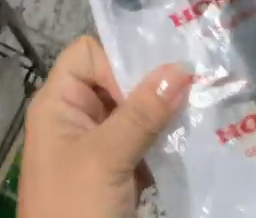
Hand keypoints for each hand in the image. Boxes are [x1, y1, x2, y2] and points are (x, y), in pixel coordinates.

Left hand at [20, 35, 192, 217]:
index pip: (88, 54)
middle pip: (115, 80)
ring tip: (198, 114)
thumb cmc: (74, 210)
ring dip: (162, 115)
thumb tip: (180, 67)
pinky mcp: (116, 174)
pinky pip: (143, 143)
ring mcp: (96, 148)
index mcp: (58, 104)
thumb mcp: (107, 158)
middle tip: (192, 90)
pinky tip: (191, 143)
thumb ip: (142, 112)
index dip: (117, 61)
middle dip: (151, 86)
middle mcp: (75, 118)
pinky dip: (164, 143)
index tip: (147, 87)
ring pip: (134, 112)